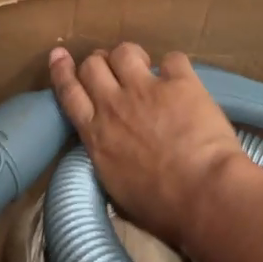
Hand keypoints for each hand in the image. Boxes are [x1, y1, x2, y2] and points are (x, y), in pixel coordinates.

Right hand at [48, 43, 244, 246]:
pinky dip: (174, 67)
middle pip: (92, 65)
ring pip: (124, 52)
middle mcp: (114, 105)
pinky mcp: (180, 82)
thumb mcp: (117, 192)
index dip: (62, 71)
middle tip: (110, 69)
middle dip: (98, 62)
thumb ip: (108, 162)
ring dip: (131, 56)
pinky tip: (180, 78)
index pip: (69, 94)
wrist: (204, 196)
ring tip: (142, 65)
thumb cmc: (162, 209)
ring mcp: (146, 89)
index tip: (59, 56)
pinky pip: (172, 59)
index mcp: (96, 135)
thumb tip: (111, 156)